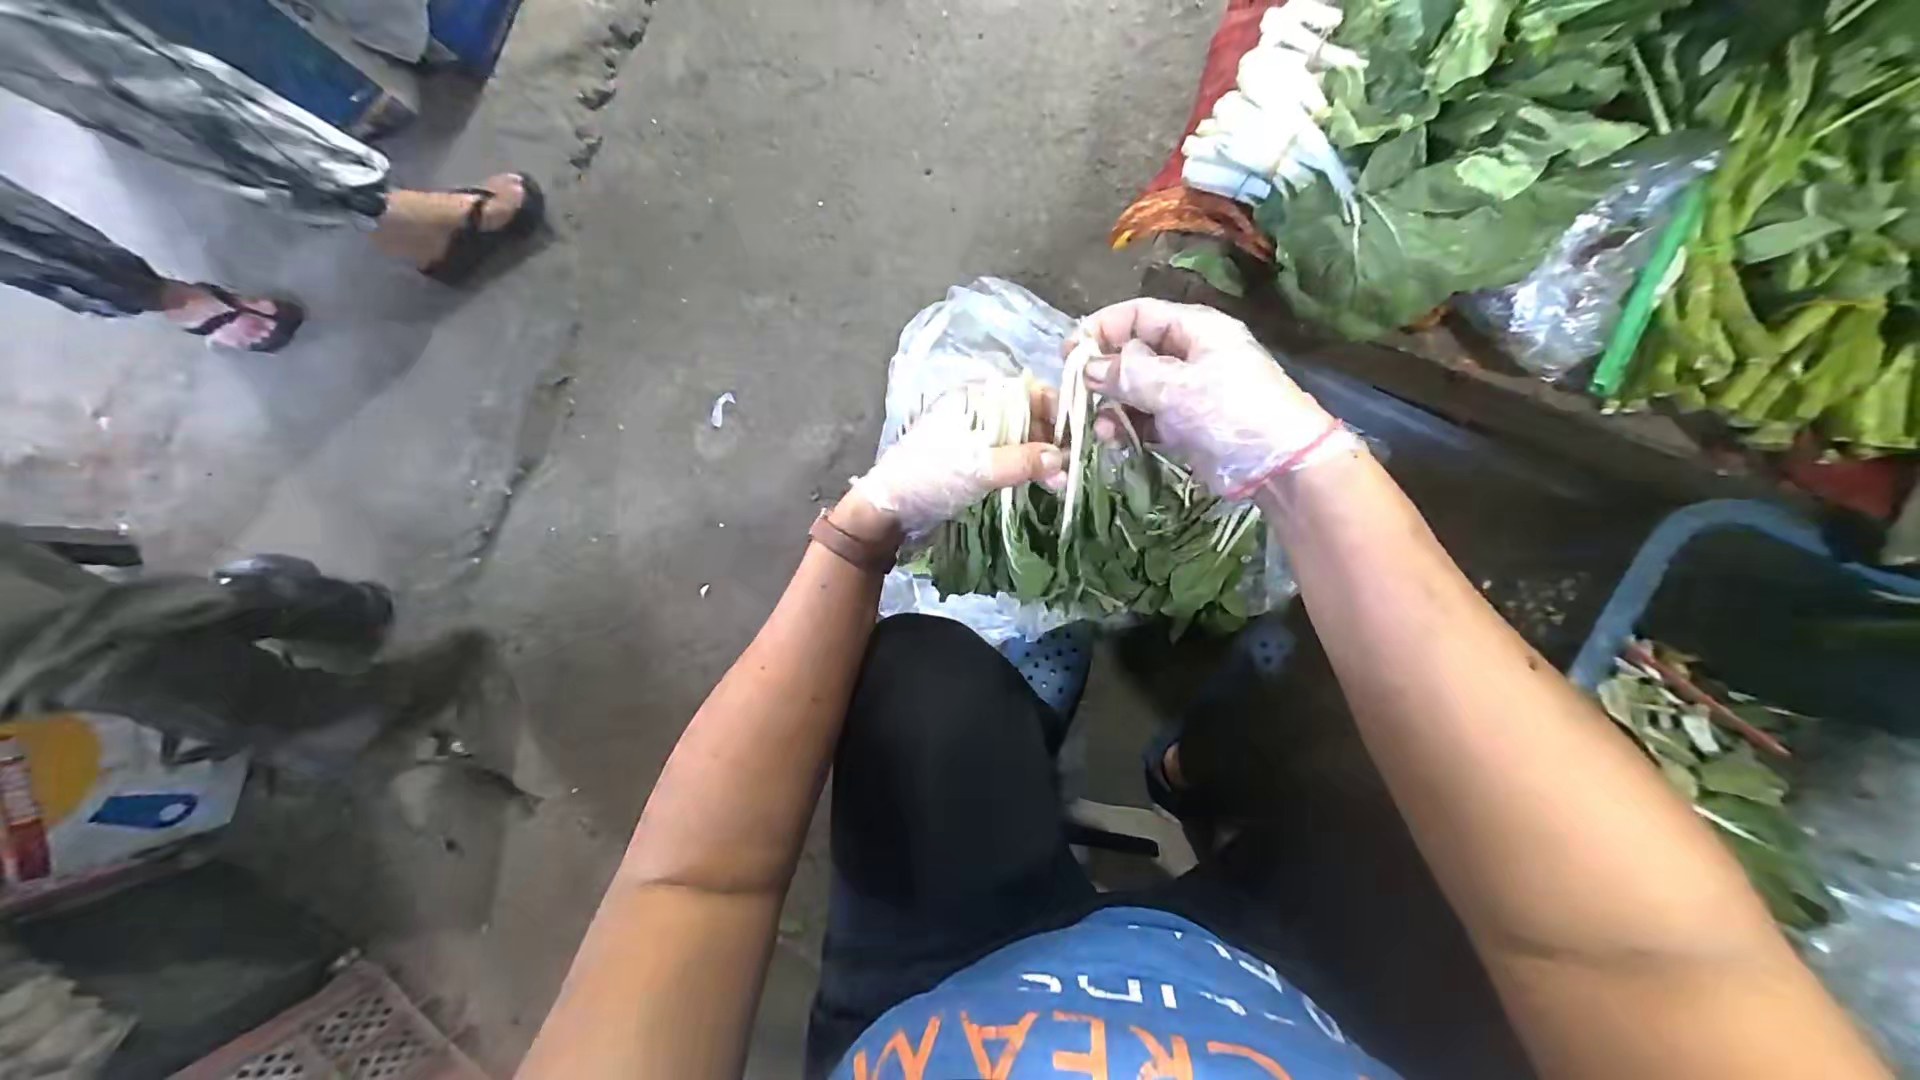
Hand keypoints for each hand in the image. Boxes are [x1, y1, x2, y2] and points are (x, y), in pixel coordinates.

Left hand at [849, 382, 1066, 533]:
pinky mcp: (975, 462)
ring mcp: (977, 439)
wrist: (889, 509)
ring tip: (1058, 483)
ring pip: (1021, 441)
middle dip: (1051, 439)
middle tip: (1070, 467)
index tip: (1074, 435)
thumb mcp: (977, 468)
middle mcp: (980, 413)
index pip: (1026, 392)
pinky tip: (1041, 485)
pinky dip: (1026, 470)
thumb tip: (1060, 459)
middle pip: (1028, 417)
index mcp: (976, 399)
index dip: (1054, 409)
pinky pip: (1009, 459)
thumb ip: (1020, 461)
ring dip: (1041, 459)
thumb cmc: (929, 478)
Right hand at [1082, 298, 1351, 497]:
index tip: (1069, 352)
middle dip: (1103, 373)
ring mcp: (1183, 392)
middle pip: (1131, 354)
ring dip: (1112, 407)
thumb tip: (1087, 367)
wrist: (1277, 466)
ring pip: (1132, 390)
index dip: (1101, 328)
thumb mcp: (1178, 387)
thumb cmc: (1232, 411)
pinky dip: (1127, 427)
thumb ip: (1128, 374)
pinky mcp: (1181, 425)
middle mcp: (1186, 356)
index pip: (1137, 315)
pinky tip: (1115, 439)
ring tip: (1103, 428)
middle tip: (1079, 394)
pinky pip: (1143, 418)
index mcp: (1193, 330)